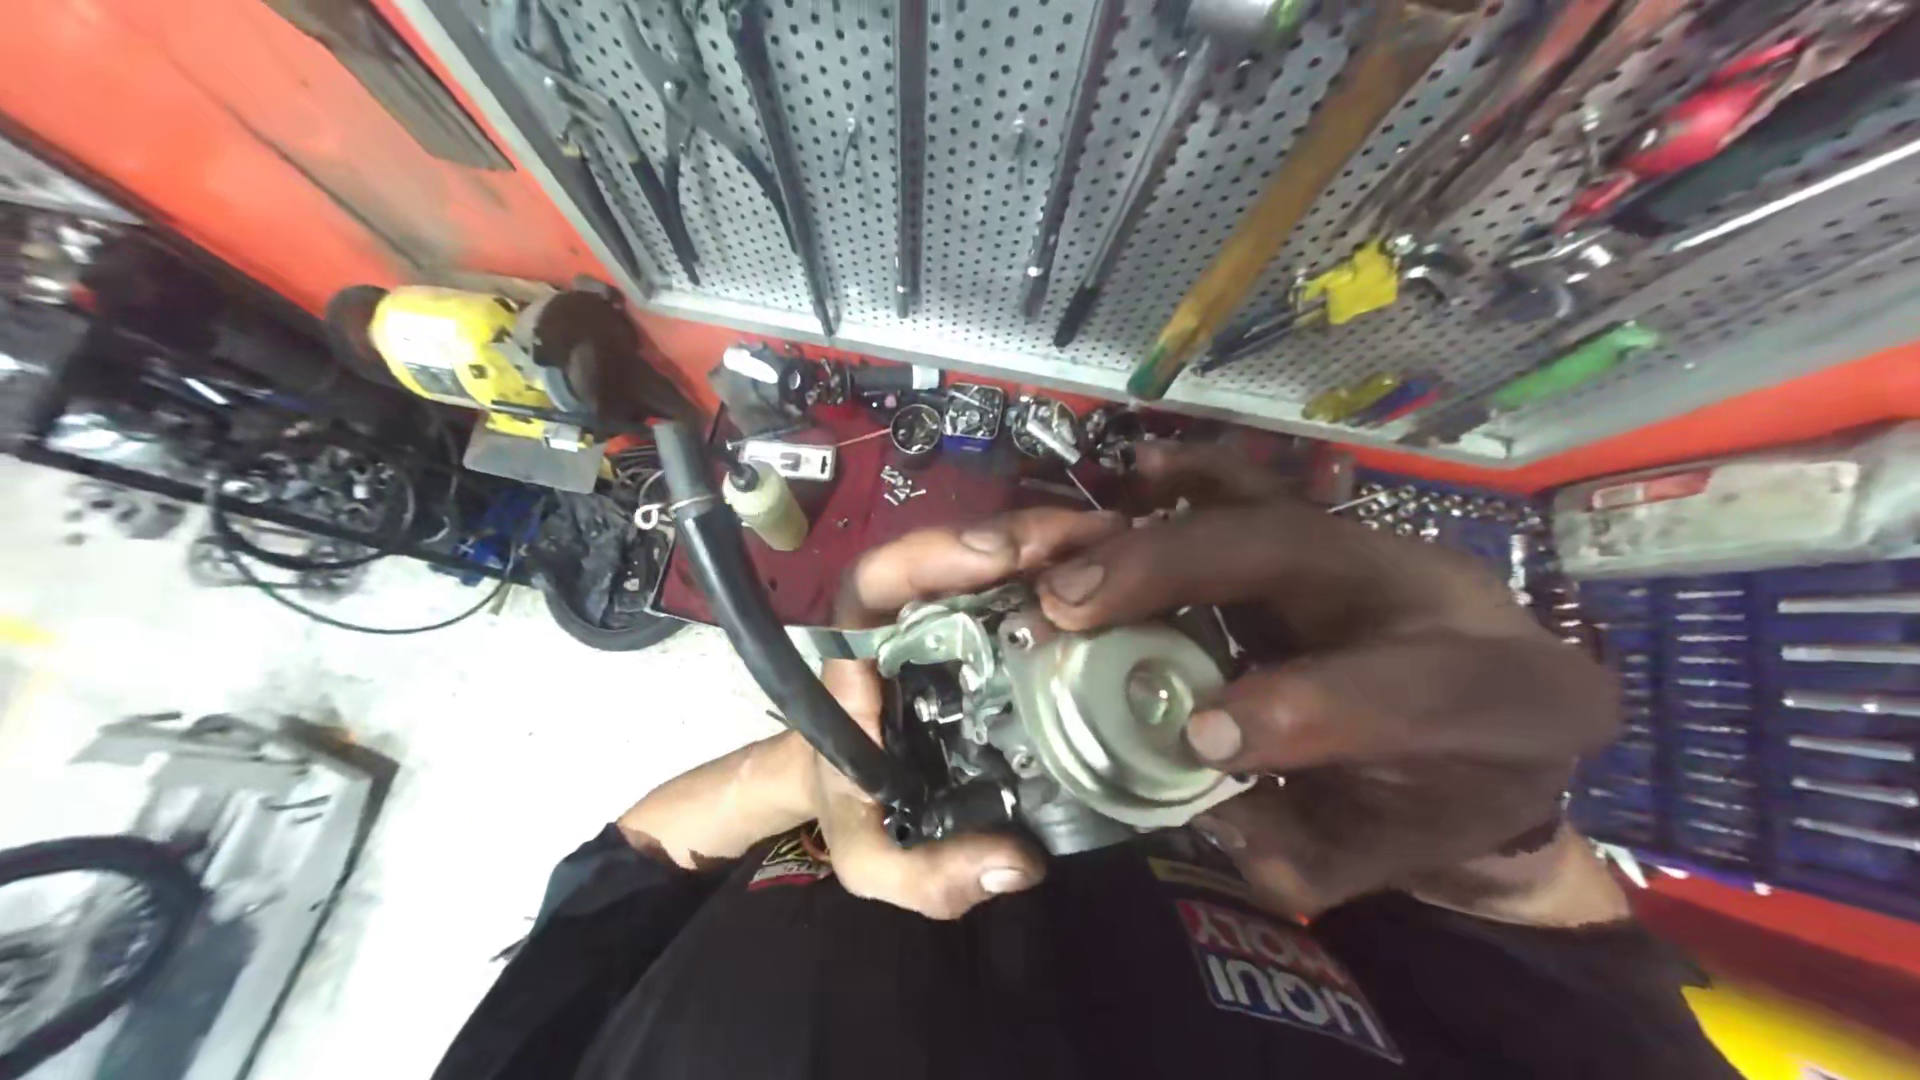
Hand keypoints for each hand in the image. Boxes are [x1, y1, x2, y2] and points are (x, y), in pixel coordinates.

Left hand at [813, 507, 1126, 918]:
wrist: (857, 798)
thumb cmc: (856, 812)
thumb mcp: (877, 859)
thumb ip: (927, 874)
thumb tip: (1016, 863)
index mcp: (860, 660)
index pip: (877, 580)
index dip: (930, 554)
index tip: (998, 556)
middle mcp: (904, 625)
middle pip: (953, 555)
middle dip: (1022, 537)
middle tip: (1097, 538)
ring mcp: (949, 621)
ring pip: (994, 565)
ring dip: (1053, 546)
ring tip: (1117, 544)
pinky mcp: (983, 631)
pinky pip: (1021, 589)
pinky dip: (1064, 573)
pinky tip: (1114, 573)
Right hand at [1034, 443, 1621, 916]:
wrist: (1481, 736)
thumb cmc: (1435, 801)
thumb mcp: (1382, 853)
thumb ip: (1298, 845)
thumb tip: (1194, 794)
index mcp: (1510, 696)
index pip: (1419, 687)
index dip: (1305, 704)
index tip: (1196, 734)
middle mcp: (1443, 592)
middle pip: (1307, 552)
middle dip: (1181, 569)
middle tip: (1073, 602)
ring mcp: (1378, 545)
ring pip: (1266, 509)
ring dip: (1160, 525)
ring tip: (1074, 552)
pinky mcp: (1325, 530)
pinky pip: (1255, 489)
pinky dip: (1191, 476)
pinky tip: (1138, 472)